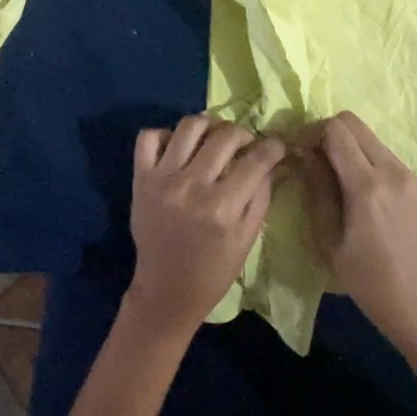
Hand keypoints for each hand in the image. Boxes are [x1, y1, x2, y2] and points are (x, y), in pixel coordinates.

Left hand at [127, 115, 285, 335]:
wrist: (166, 290)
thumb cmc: (213, 271)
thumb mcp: (247, 239)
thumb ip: (260, 196)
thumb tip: (269, 161)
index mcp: (223, 207)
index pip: (256, 160)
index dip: (273, 147)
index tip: (275, 146)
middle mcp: (192, 187)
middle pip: (225, 135)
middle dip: (243, 133)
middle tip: (245, 144)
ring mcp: (163, 179)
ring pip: (189, 126)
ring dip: (209, 125)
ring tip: (214, 137)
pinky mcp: (141, 178)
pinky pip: (148, 136)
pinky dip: (165, 134)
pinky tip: (178, 148)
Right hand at [295, 111, 416, 349]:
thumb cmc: (367, 278)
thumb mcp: (329, 238)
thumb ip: (317, 189)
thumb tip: (304, 153)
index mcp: (368, 186)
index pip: (336, 130)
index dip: (310, 133)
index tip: (296, 152)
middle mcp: (391, 170)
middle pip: (352, 122)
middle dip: (325, 131)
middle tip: (309, 155)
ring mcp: (406, 173)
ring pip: (367, 134)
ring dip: (344, 142)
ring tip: (328, 171)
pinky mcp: (413, 181)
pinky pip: (379, 151)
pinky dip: (360, 154)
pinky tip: (350, 182)